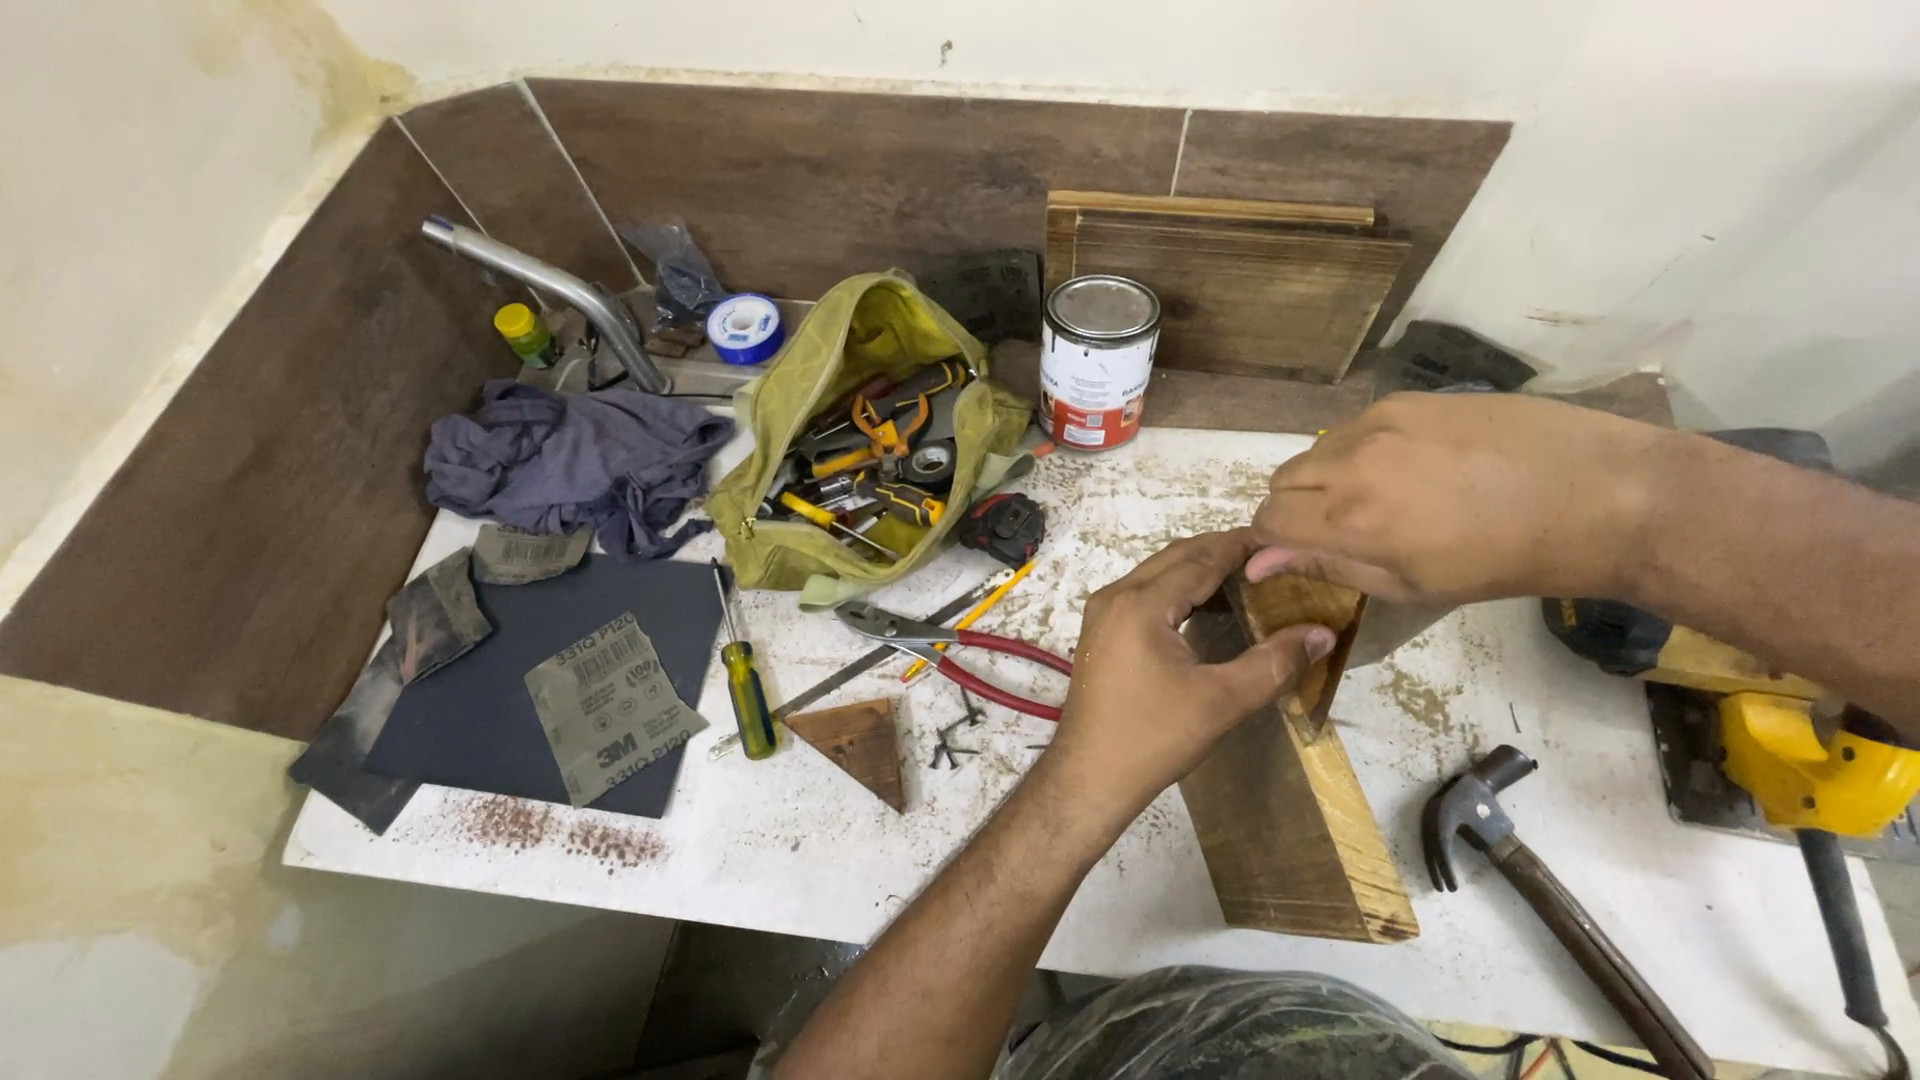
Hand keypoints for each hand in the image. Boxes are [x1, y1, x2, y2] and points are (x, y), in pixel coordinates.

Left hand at [1044, 529, 1335, 820]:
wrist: (1089, 775)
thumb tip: (1324, 633)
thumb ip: (1275, 663)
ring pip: (1157, 573)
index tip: (1281, 542)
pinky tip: (1208, 608)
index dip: (1240, 546)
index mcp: (1140, 604)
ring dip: (1198, 570)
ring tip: (1247, 579)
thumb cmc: (1153, 738)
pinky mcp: (1101, 631)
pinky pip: (1143, 593)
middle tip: (1270, 558)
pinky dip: (1177, 589)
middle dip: (1221, 551)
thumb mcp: (1221, 701)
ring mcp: (1102, 613)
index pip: (1199, 559)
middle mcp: (1115, 596)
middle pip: (1176, 557)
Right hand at [1247, 393, 1669, 603]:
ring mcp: (1380, 422)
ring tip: (1378, 495)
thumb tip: (1259, 562)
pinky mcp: (1409, 399)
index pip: (1266, 519)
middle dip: (1293, 507)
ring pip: (1315, 450)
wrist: (1599, 495)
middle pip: (1281, 480)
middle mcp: (1352, 462)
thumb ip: (1326, 566)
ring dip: (1324, 476)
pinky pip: (1355, 427)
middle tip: (1336, 527)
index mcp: (1350, 518)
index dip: (1270, 539)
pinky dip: (1360, 450)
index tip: (1293, 550)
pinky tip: (1410, 464)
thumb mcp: (1410, 584)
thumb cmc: (1503, 561)